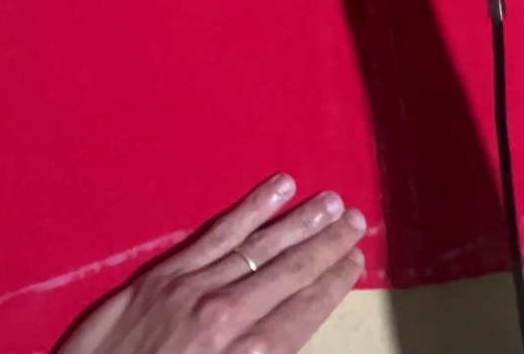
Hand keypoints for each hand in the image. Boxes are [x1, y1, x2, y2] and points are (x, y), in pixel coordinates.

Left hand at [59, 174, 365, 353]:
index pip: (301, 313)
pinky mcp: (167, 271)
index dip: (332, 285)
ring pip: (261, 247)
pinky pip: (218, 233)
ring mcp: (194, 287)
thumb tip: (286, 337)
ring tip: (331, 202)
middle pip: (288, 274)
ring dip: (300, 223)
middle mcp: (224, 317)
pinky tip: (278, 188)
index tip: (355, 261)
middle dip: (325, 246)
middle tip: (356, 220)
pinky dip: (251, 209)